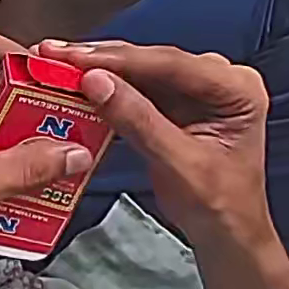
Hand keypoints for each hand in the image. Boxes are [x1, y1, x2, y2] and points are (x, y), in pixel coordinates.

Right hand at [39, 40, 272, 246]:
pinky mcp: (172, 93)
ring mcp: (194, 82)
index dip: (118, 59)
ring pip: (136, 66)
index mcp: (234, 87)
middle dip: (100, 58)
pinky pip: (133, 80)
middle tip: (54, 52)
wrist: (225, 236)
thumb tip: (94, 80)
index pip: (169, 63)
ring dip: (95, 65)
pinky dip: (103, 81)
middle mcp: (217, 75)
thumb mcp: (179, 166)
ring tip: (55, 59)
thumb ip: (139, 120)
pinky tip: (73, 75)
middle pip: (149, 60)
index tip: (75, 57)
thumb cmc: (218, 207)